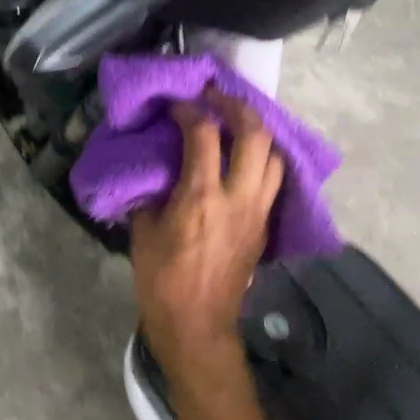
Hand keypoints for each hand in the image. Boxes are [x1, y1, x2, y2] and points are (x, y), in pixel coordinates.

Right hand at [131, 88, 285, 380]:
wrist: (196, 321)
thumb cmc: (160, 277)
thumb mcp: (144, 229)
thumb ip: (155, 191)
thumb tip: (158, 168)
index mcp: (201, 196)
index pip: (204, 134)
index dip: (189, 110)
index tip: (176, 105)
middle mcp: (238, 197)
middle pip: (255, 135)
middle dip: (236, 107)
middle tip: (215, 98)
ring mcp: (259, 212)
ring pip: (275, 156)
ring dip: (258, 132)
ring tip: (237, 123)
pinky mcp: (265, 226)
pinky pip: (274, 180)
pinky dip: (263, 159)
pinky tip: (245, 158)